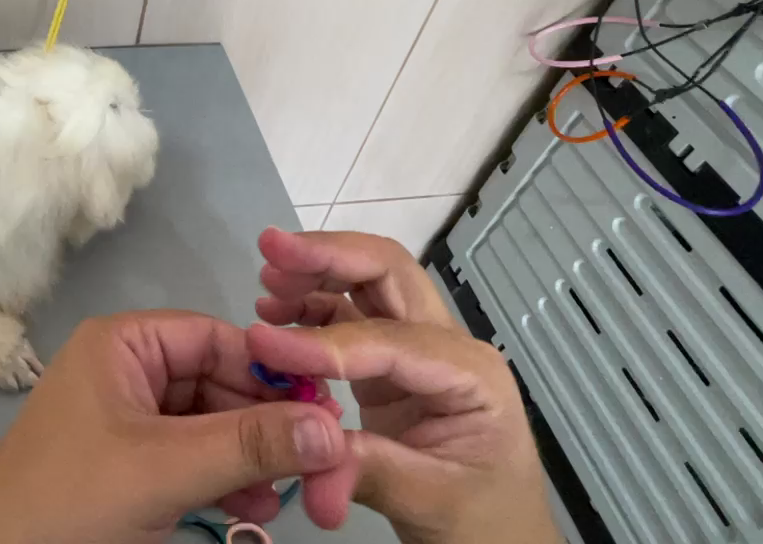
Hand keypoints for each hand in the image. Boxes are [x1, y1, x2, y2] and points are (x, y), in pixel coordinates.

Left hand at [0, 310, 351, 543]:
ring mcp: (124, 416)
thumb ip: (249, 445)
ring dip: (245, 458)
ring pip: (206, 423)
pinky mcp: (126, 460)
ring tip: (281, 497)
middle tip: (313, 462)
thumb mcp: (166, 469)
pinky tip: (250, 508)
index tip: (323, 407)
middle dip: (260, 424)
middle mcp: (125, 368)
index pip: (212, 338)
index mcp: (123, 343)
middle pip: (214, 382)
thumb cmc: (75, 497)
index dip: (268, 369)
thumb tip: (332, 427)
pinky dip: (220, 478)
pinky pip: (187, 456)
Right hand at [252, 229, 557, 543]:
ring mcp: (417, 344)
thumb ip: (368, 471)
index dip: (322, 340)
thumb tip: (306, 460)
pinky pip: (349, 311)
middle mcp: (447, 342)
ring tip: (267, 280)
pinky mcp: (390, 357)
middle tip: (270, 247)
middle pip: (387, 271)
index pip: (388, 340)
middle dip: (327, 254)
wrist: (501, 542)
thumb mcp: (432, 503)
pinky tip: (276, 310)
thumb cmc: (483, 523)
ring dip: (315, 269)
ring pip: (367, 278)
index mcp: (470, 373)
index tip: (261, 341)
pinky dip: (311, 302)